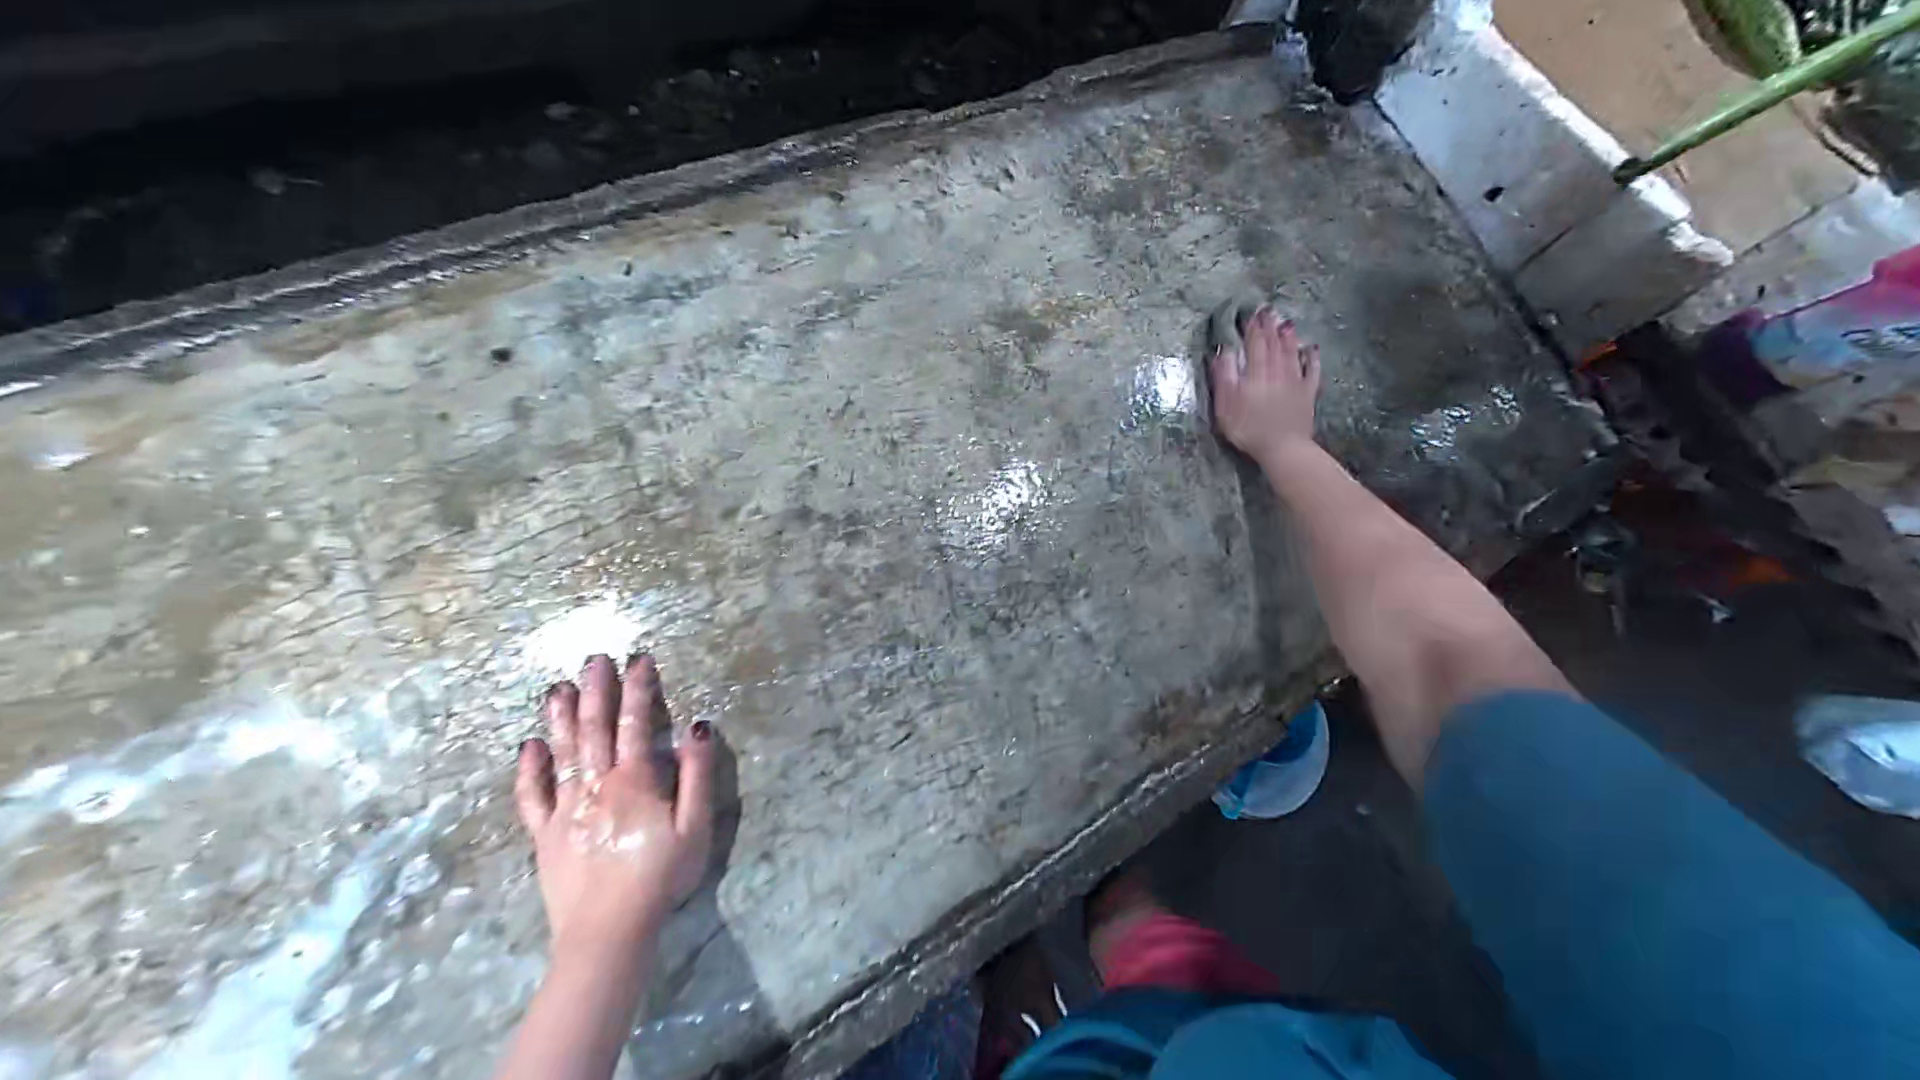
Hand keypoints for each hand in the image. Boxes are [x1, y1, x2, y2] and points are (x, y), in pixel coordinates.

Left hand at [514, 654, 713, 949]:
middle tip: (594, 659)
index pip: (636, 724)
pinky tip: (528, 746)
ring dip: (562, 718)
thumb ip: (697, 775)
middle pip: (595, 729)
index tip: (639, 659)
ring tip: (559, 688)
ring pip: (563, 753)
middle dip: (596, 691)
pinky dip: (529, 770)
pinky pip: (532, 797)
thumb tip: (697, 729)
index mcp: (635, 781)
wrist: (609, 931)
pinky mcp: (545, 834)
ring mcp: (566, 809)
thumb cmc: (661, 876)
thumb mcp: (695, 827)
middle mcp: (597, 785)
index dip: (639, 689)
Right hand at [1209, 305, 1321, 468]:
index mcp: (1256, 372)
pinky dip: (1312, 357)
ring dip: (1289, 336)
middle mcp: (1277, 371)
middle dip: (1270, 326)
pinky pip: (1312, 369)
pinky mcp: (1307, 393)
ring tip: (1286, 322)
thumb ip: (1224, 376)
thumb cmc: (1248, 428)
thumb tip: (1224, 352)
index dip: (1252, 328)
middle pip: (1274, 344)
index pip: (1255, 344)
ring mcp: (1295, 381)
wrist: (1283, 447)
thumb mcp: (1226, 404)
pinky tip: (1311, 348)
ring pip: (1292, 352)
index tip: (1251, 314)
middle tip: (1268, 310)